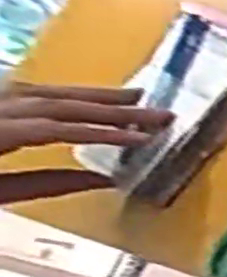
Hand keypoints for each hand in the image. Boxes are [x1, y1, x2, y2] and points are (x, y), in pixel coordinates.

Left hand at [0, 83, 172, 202]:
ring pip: (32, 92)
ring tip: (133, 98)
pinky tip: (80, 100)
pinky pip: (14, 95)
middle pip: (48, 103)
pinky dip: (55, 96)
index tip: (149, 140)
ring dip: (87, 95)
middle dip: (109, 108)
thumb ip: (42, 185)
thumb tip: (105, 179)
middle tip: (161, 113)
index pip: (52, 129)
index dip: (103, 133)